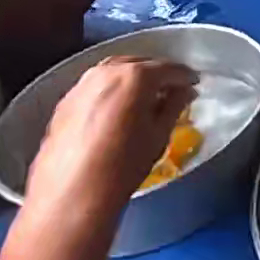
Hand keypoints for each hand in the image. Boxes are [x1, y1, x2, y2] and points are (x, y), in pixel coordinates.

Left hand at [23, 57, 197, 230]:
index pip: (169, 68)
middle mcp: (105, 73)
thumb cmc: (125, 164)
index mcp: (135, 76)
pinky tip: (119, 108)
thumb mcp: (160, 133)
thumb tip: (183, 91)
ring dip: (134, 78)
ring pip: (115, 71)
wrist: (72, 194)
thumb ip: (174, 105)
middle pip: (140, 64)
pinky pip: (96, 86)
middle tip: (173, 89)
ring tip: (147, 97)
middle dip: (159, 73)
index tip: (194, 86)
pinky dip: (113, 89)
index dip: (186, 77)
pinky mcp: (64, 103)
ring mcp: (80, 86)